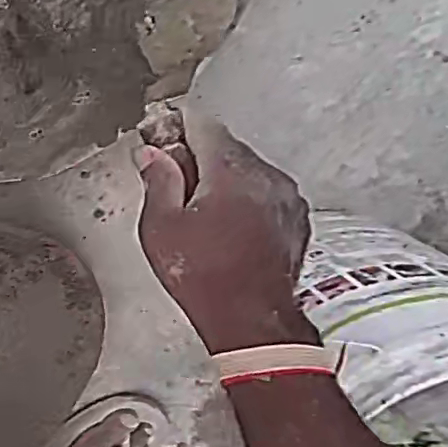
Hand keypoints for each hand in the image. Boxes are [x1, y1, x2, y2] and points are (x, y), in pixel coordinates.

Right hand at [135, 105, 315, 353]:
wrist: (250, 320)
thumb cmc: (202, 274)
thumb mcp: (160, 224)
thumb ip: (158, 180)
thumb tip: (152, 154)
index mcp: (231, 172)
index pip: (203, 126)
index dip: (176, 127)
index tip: (159, 137)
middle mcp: (267, 177)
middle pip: (226, 147)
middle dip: (195, 154)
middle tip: (167, 173)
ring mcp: (286, 199)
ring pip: (246, 169)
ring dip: (218, 176)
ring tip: (192, 204)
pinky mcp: (294, 220)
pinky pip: (262, 192)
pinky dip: (240, 195)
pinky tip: (219, 220)